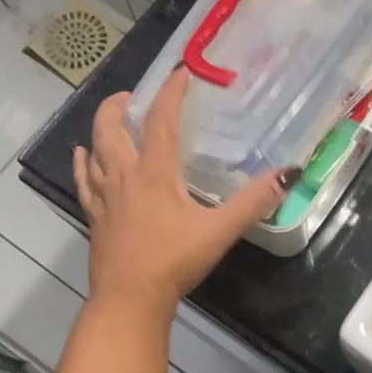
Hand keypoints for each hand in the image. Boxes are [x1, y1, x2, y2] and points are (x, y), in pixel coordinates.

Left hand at [73, 68, 297, 313]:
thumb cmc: (174, 261)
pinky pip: (84, 179)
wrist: (129, 298)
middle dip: (120, 104)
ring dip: (101, 128)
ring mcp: (104, 196)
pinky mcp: (94, 216)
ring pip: (94, 149)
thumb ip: (253, 202)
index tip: (181, 74)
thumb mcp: (220, 231)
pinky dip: (83, 162)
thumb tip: (288, 174)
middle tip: (132, 95)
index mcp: (154, 172)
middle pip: (111, 127)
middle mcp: (124, 176)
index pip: (160, 120)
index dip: (171, 93)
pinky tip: (82, 156)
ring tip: (111, 118)